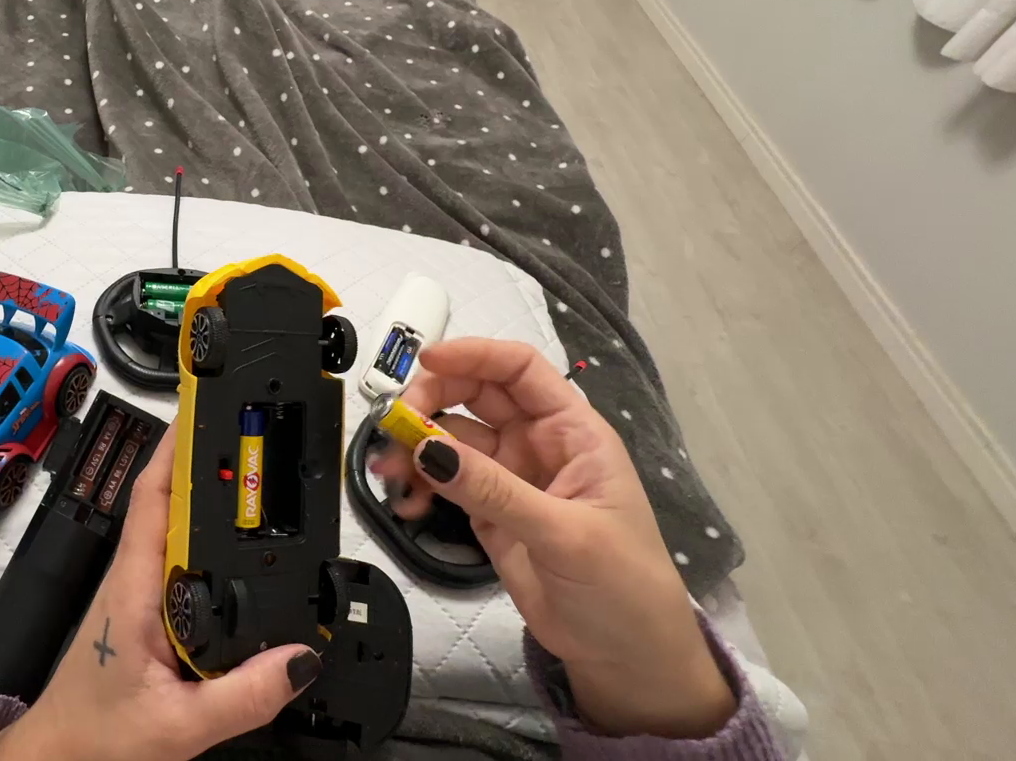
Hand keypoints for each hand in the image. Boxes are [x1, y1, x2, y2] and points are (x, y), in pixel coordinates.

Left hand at [0, 435, 320, 760]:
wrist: (60, 752)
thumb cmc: (99, 735)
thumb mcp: (181, 726)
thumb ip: (244, 696)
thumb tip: (300, 659)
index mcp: (135, 584)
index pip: (154, 496)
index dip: (178, 450)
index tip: (206, 416)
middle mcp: (133, 572)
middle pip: (165, 496)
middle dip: (200, 456)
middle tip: (243, 432)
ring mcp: (136, 583)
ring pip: (169, 520)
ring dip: (200, 489)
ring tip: (243, 469)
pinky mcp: (142, 600)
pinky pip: (173, 548)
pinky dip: (199, 527)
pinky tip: (227, 536)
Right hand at [375, 339, 734, 738]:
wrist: (625, 660)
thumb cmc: (623, 588)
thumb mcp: (564, 534)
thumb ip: (493, 490)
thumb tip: (426, 449)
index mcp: (570, 431)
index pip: (518, 369)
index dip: (473, 355)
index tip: (426, 361)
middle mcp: (535, 441)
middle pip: (472, 394)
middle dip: (429, 401)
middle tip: (396, 424)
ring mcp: (506, 474)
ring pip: (448, 437)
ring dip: (414, 447)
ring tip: (390, 473)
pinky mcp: (484, 508)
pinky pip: (440, 479)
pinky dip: (417, 484)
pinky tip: (408, 504)